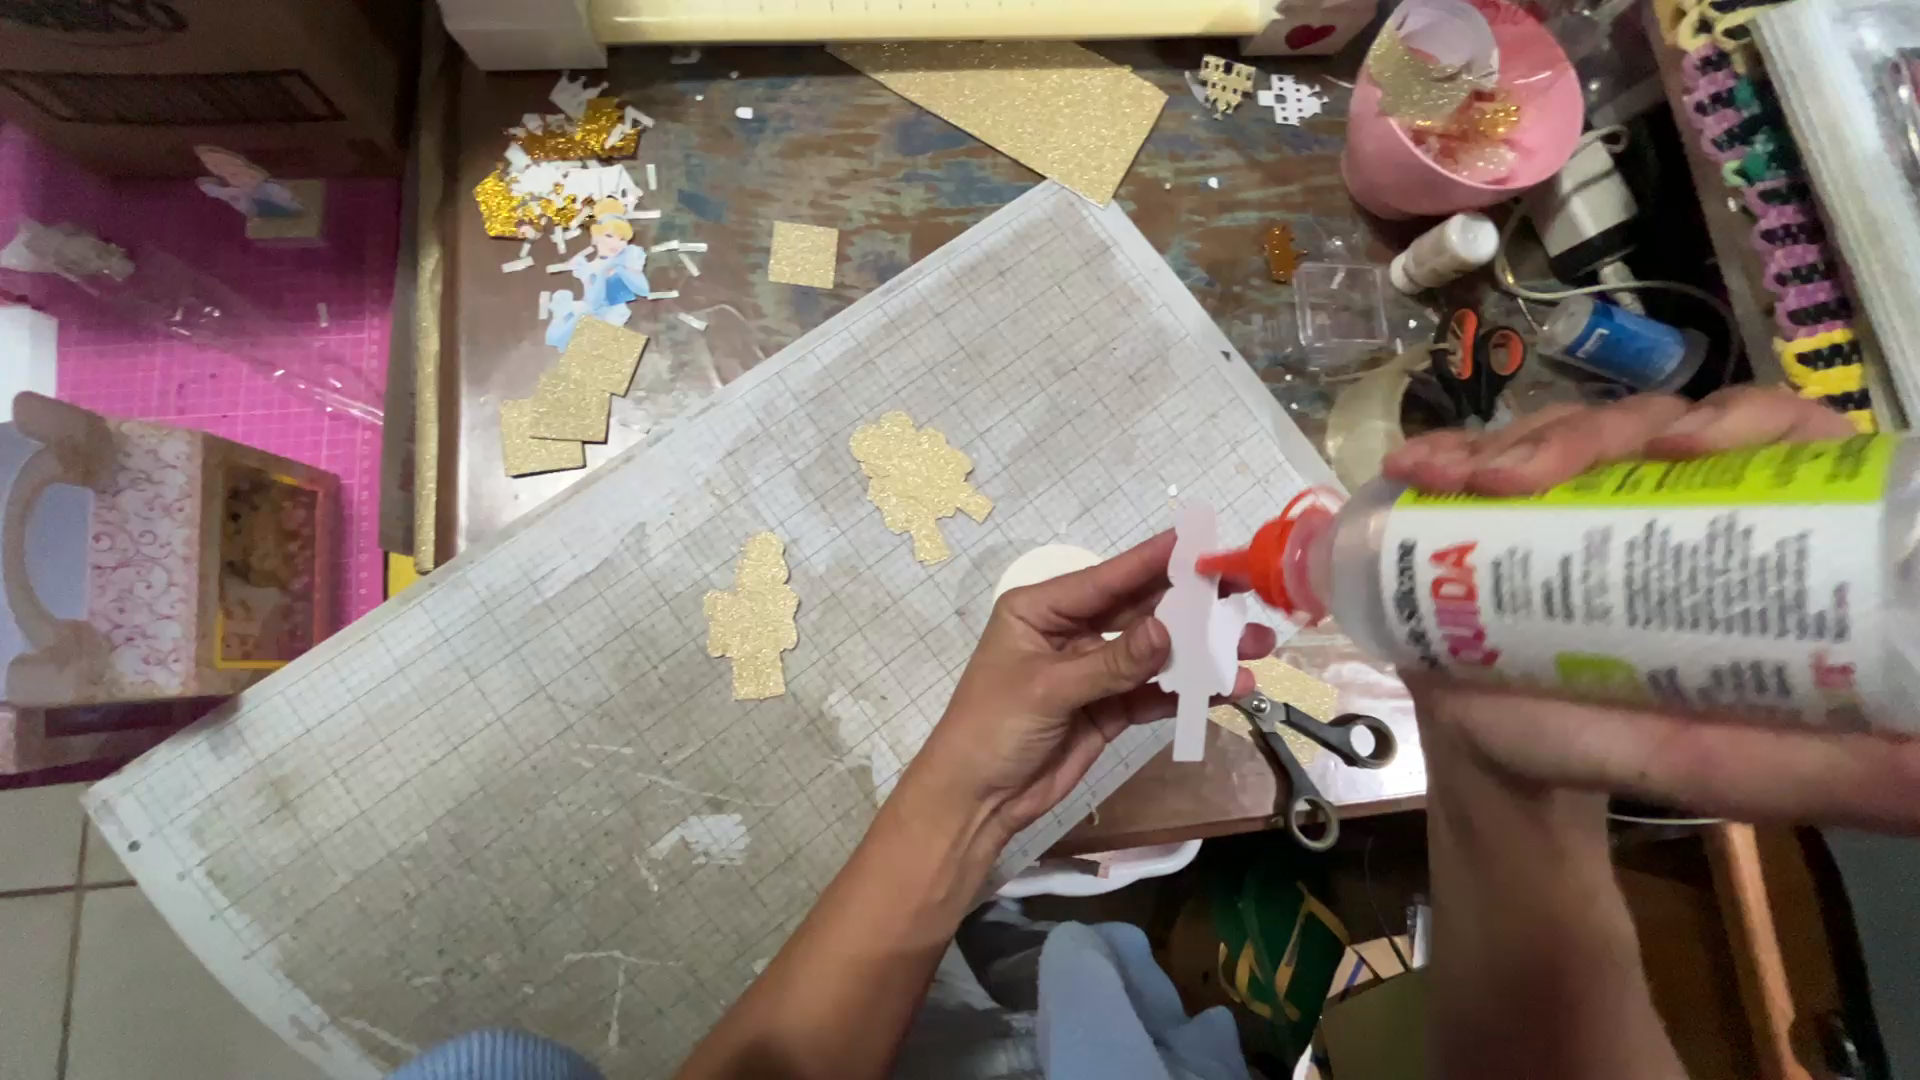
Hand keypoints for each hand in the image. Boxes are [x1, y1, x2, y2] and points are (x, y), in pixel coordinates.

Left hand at [907, 531, 1275, 838]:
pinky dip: (1186, 692)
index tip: (1203, 543)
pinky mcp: (1109, 708)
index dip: (1155, 560)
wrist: (977, 799)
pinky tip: (1227, 688)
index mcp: (1042, 609)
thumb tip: (1170, 629)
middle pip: (1138, 611)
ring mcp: (1093, 671)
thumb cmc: (993, 727)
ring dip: (1199, 650)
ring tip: (1254, 646)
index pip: (1106, 579)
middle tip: (1247, 595)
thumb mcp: (1047, 688)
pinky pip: (1153, 692)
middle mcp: (1071, 631)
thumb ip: (1111, 663)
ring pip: (1153, 652)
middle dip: (1191, 606)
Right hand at [1384, 387, 1919, 831]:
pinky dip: (1435, 452)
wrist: (1485, 753)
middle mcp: (1642, 499)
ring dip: (1495, 444)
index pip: (1762, 438)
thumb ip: (1810, 768)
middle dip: (1580, 434)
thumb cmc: (1601, 746)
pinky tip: (1408, 466)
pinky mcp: (1474, 506)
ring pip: (1544, 428)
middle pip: (1638, 422)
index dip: (1734, 420)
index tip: (1683, 451)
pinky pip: (1460, 456)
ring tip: (1447, 479)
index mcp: (1725, 537)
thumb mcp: (1710, 763)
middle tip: (1520, 481)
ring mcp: (1551, 498)